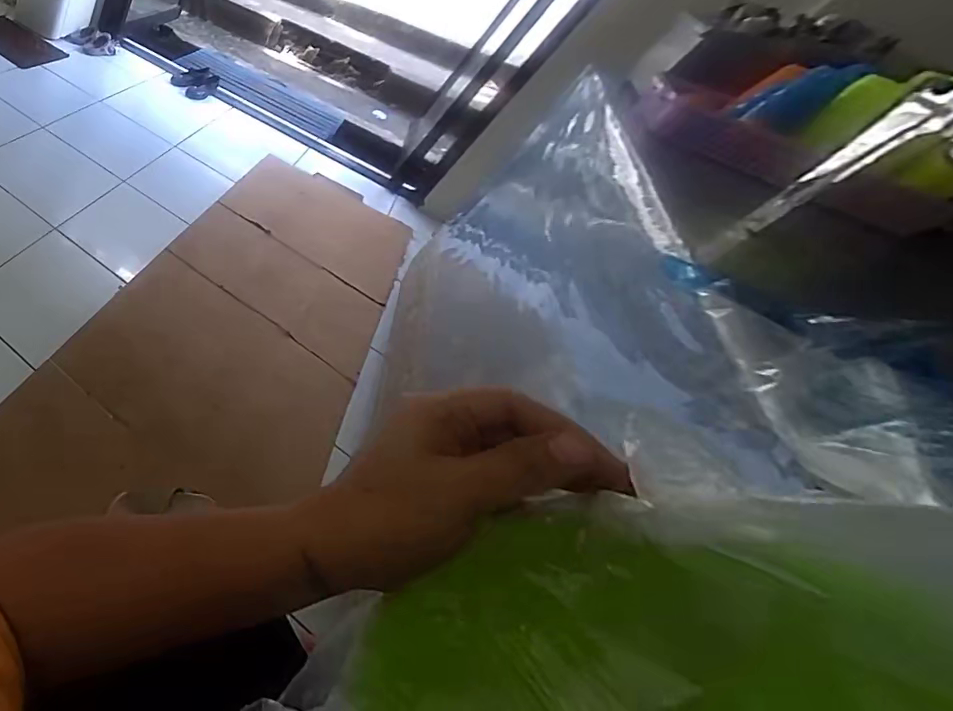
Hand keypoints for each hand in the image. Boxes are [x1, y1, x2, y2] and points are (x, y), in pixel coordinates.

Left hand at [288, 388, 631, 593]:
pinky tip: (549, 511)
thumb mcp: (462, 492)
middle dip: (560, 452)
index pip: (513, 406)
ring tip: (596, 501)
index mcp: (438, 412)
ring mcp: (434, 452)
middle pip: (509, 426)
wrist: (335, 547)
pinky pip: (488, 475)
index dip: (564, 433)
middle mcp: (437, 423)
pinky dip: (521, 488)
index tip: (611, 472)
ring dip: (544, 471)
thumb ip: (519, 468)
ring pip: (501, 451)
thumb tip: (580, 448)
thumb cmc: (396, 515)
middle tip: (617, 491)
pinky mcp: (435, 482)